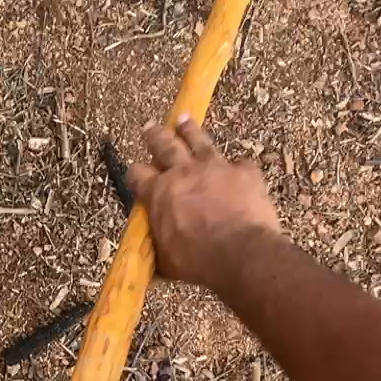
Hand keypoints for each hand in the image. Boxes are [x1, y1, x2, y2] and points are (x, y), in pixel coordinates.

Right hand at [130, 118, 281, 287]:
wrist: (240, 253)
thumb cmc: (196, 260)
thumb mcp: (165, 259)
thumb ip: (158, 246)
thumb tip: (153, 260)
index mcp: (158, 193)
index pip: (137, 174)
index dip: (136, 173)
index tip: (136, 174)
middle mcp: (183, 172)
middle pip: (165, 145)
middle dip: (155, 135)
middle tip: (150, 127)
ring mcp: (215, 167)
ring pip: (198, 140)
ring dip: (189, 130)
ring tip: (183, 120)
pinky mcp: (244, 172)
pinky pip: (240, 164)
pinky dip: (237, 167)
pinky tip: (238, 169)